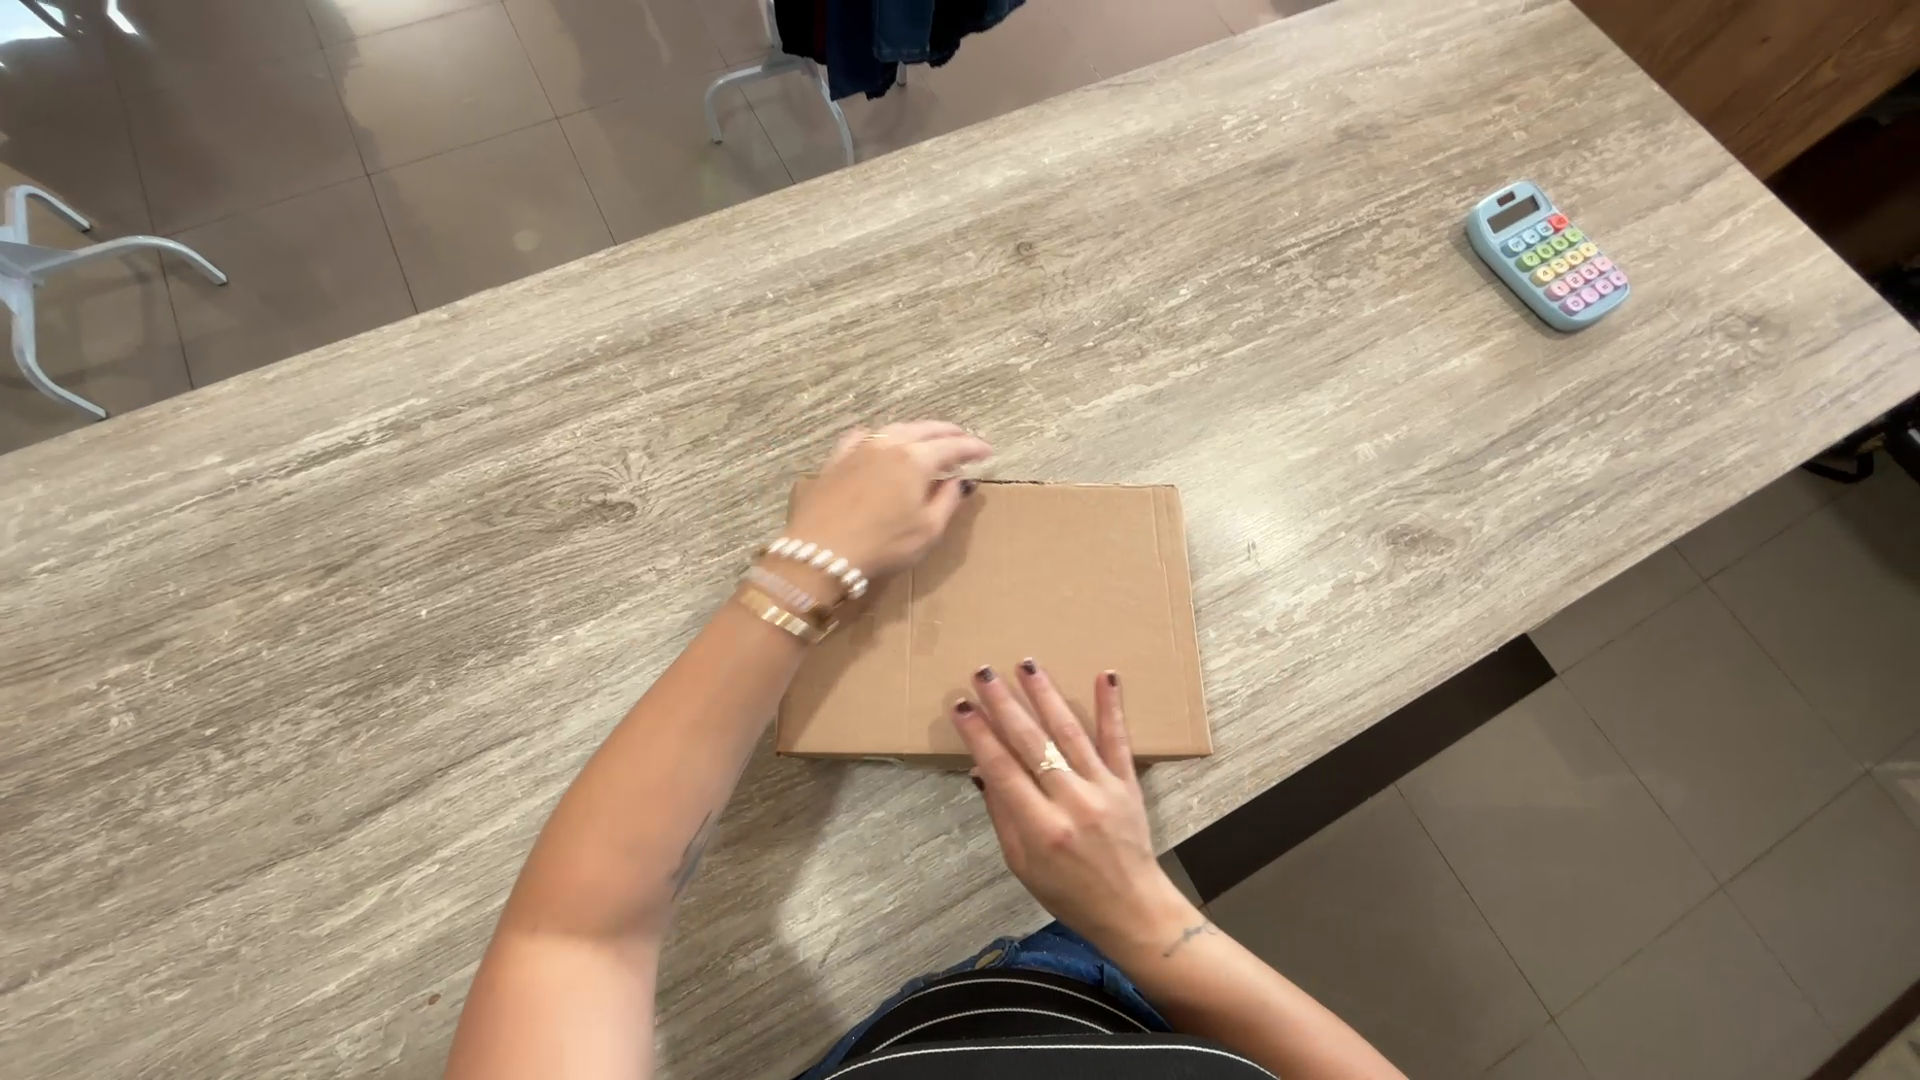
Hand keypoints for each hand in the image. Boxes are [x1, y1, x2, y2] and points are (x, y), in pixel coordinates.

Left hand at [784, 421, 991, 580]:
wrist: (821, 551)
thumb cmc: (882, 545)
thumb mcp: (927, 530)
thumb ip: (947, 501)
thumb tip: (957, 482)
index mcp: (916, 460)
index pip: (953, 446)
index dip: (973, 447)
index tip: (987, 452)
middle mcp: (889, 445)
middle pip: (925, 430)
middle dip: (948, 433)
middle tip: (963, 439)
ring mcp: (860, 449)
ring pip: (894, 429)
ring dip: (916, 432)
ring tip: (927, 440)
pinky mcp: (836, 460)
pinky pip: (861, 437)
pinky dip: (878, 435)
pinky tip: (878, 440)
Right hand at [951, 660, 1199, 958]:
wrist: (1133, 911)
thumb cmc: (1068, 894)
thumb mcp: (1022, 865)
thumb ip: (1002, 815)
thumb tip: (980, 769)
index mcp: (1041, 828)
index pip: (1002, 769)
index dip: (979, 735)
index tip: (961, 706)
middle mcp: (1071, 802)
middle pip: (1032, 744)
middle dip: (1004, 705)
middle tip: (983, 673)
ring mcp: (1102, 789)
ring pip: (1069, 733)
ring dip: (1045, 695)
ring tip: (1026, 664)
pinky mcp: (1127, 783)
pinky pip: (1117, 741)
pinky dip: (1111, 707)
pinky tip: (1106, 675)